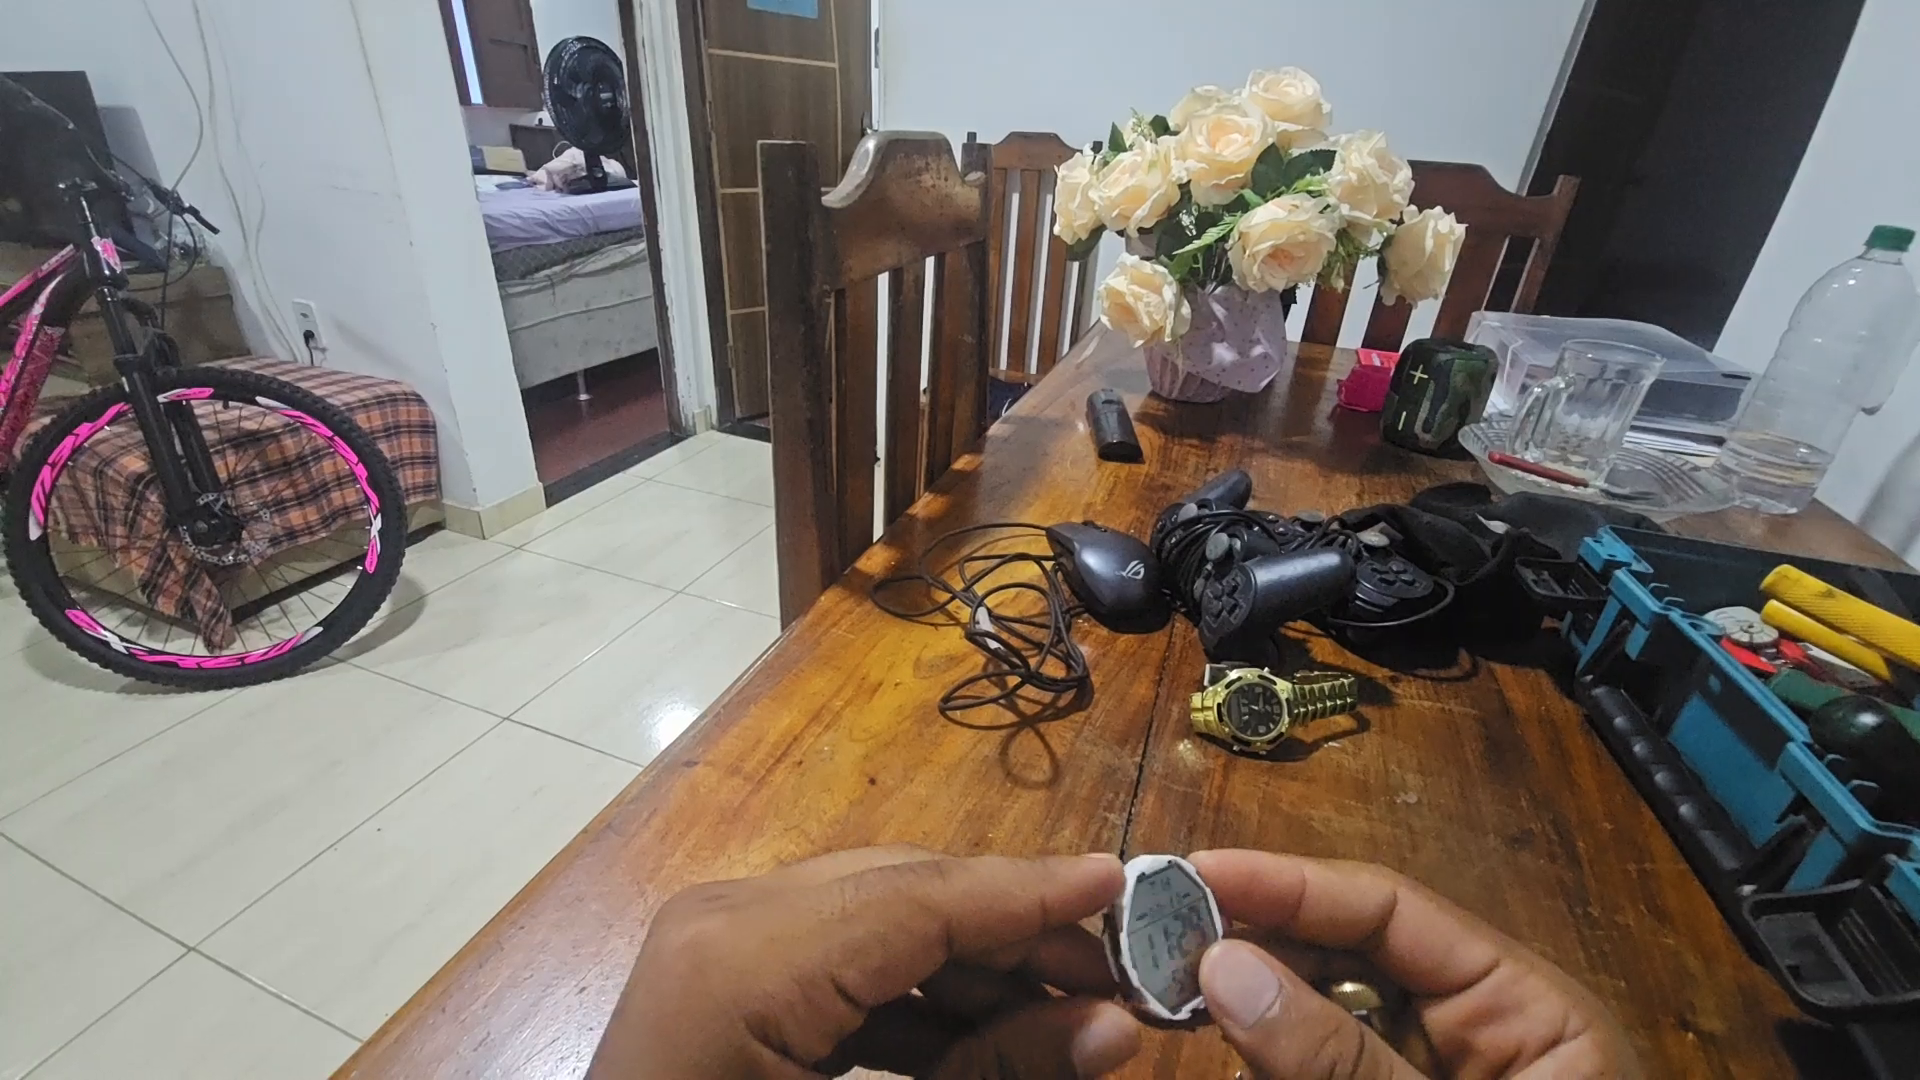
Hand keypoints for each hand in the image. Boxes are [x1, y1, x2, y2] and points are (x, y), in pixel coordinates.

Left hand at [588, 846, 1143, 1078]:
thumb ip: (992, 1075)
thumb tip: (1111, 1031)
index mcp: (743, 959)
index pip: (917, 897)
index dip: (1027, 891)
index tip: (1117, 879)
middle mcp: (729, 914)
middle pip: (904, 892)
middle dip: (1010, 928)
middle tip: (1106, 971)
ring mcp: (722, 933)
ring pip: (880, 916)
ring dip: (972, 962)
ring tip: (1061, 1005)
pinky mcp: (730, 963)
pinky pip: (843, 957)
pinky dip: (916, 992)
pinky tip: (983, 1030)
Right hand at [1190, 850, 1641, 1078]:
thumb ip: (1340, 1062)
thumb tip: (1220, 964)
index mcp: (1520, 1005)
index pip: (1385, 907)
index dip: (1287, 881)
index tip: (1199, 871)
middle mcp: (1466, 1020)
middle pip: (1339, 946)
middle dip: (1257, 944)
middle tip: (1169, 942)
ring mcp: (1418, 1062)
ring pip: (1313, 999)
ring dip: (1252, 1001)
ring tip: (1184, 997)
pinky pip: (1312, 1054)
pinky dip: (1268, 1053)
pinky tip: (1236, 1052)